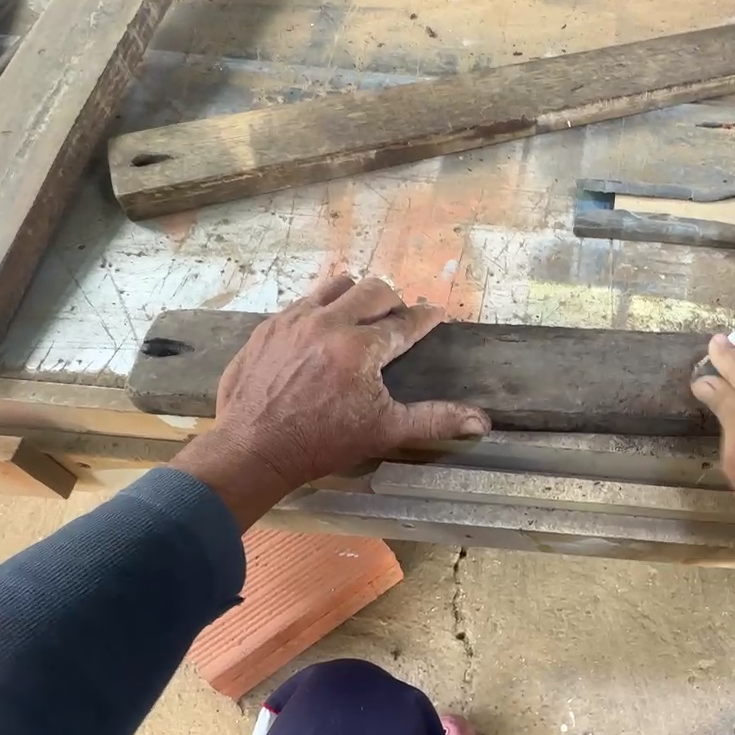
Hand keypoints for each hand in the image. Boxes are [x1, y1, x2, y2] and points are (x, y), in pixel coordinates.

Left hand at [169, 275, 490, 526]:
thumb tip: (482, 421)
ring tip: (361, 318)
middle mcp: (328, 323)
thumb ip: (435, 419)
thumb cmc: (324, 442)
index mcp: (361, 348)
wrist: (253, 448)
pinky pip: (304, 301)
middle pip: (373, 290)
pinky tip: (323, 334)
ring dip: (356, 297)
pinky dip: (322, 310)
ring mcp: (294, 320)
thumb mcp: (385, 431)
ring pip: (336, 285)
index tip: (437, 313)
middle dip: (393, 301)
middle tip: (398, 320)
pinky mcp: (268, 327)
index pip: (405, 322)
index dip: (426, 317)